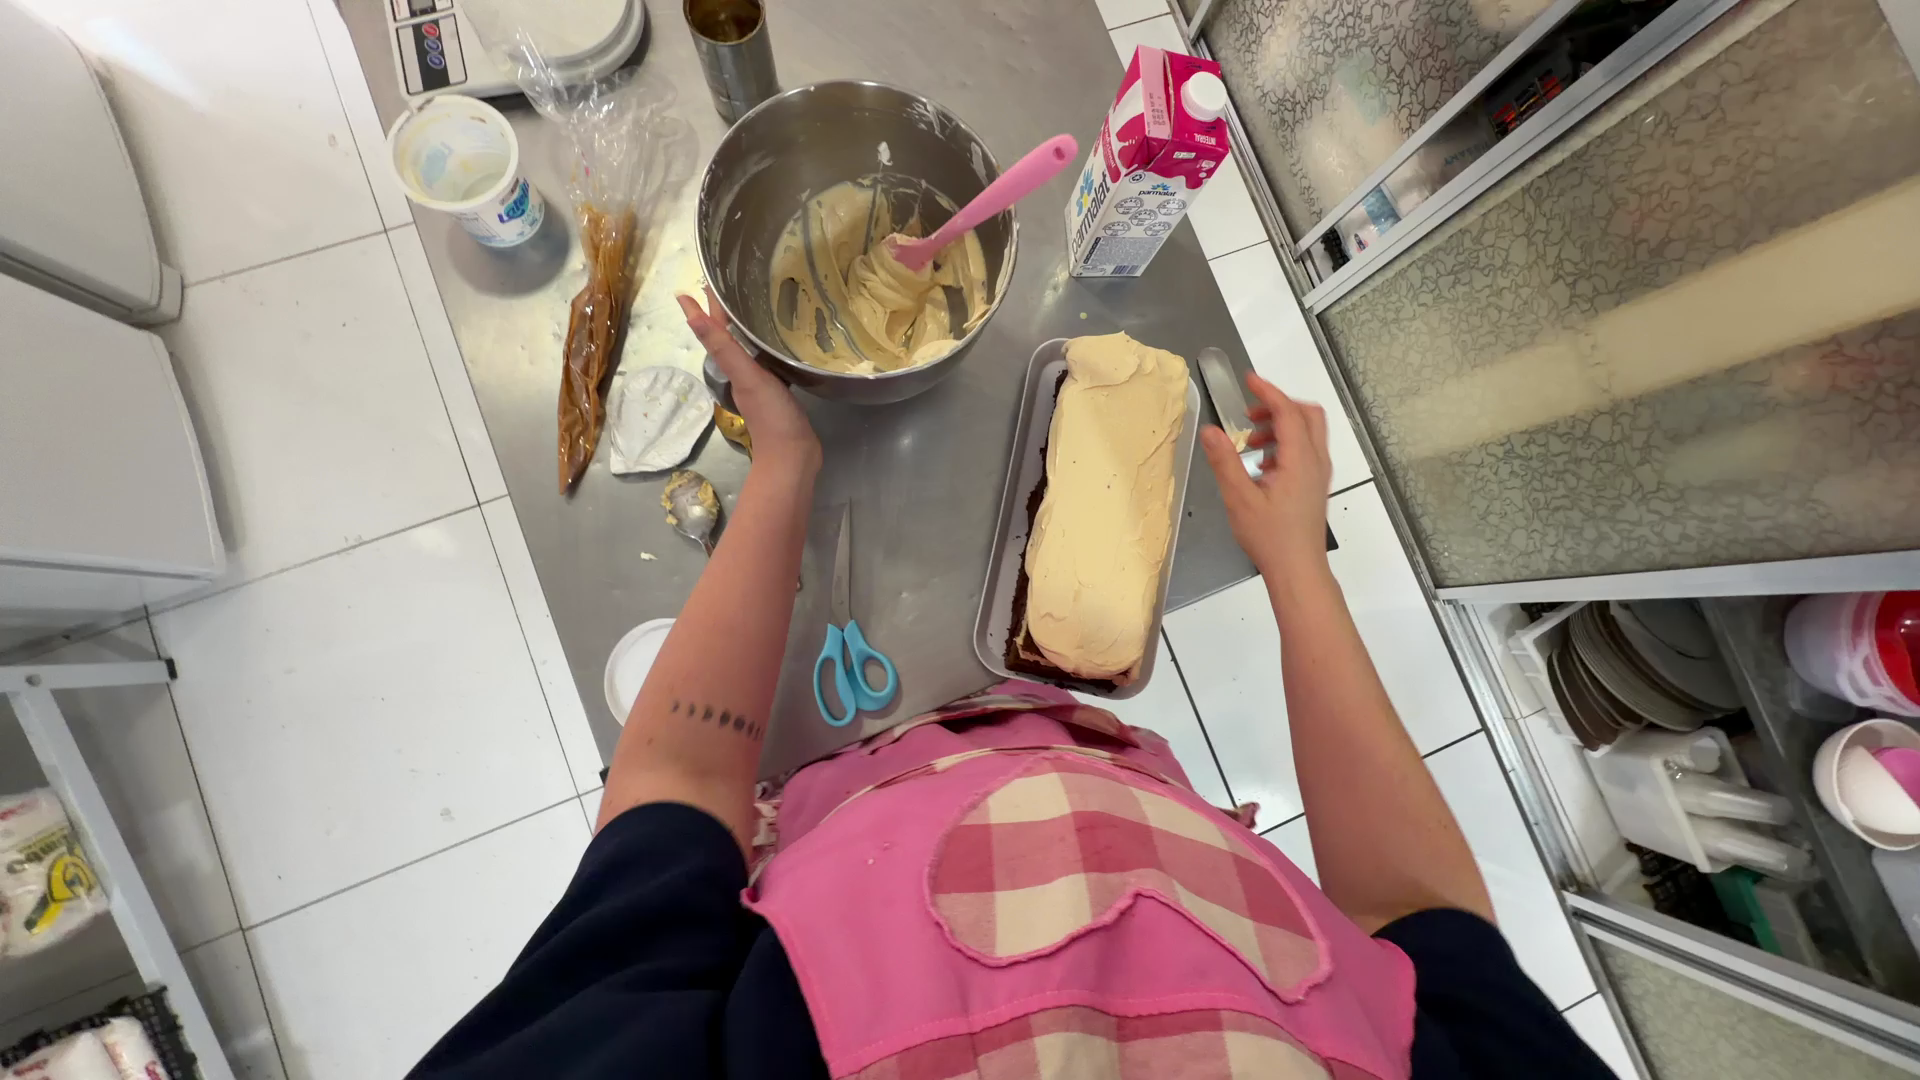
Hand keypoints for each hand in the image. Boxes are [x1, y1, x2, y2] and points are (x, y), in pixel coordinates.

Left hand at [679, 286, 821, 473]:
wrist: (793, 456)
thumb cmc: (771, 416)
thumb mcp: (746, 377)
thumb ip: (721, 344)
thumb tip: (685, 306)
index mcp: (730, 366)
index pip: (717, 326)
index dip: (712, 302)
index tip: (712, 274)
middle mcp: (741, 372)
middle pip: (731, 334)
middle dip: (730, 309)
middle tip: (737, 281)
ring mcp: (760, 383)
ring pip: (750, 347)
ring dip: (751, 326)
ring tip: (760, 303)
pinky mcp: (779, 391)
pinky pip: (770, 361)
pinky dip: (771, 346)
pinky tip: (782, 340)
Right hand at [1200, 372, 1332, 579]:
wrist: (1297, 568)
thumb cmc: (1270, 536)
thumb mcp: (1239, 498)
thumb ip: (1224, 461)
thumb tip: (1210, 431)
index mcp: (1300, 460)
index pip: (1288, 412)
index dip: (1268, 392)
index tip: (1249, 380)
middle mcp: (1316, 461)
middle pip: (1307, 415)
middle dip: (1279, 406)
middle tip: (1250, 413)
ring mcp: (1319, 473)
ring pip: (1308, 432)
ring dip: (1281, 426)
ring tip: (1250, 443)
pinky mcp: (1315, 485)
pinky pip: (1306, 450)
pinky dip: (1285, 444)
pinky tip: (1262, 464)